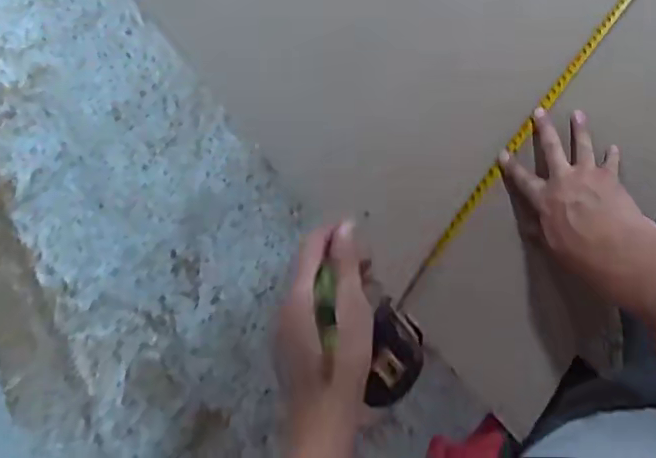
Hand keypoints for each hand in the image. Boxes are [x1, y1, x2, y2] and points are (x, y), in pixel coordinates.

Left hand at [276, 221, 371, 457]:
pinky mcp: (291, 344)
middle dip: (340, 255)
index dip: (335, 231)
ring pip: (311, 285)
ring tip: (367, 286)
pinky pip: (309, 305)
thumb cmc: (342, 367)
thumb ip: (347, 267)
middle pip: (310, 264)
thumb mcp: (353, 311)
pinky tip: (352, 312)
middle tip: (371, 265)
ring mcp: (285, 327)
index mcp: (298, 295)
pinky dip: (330, 297)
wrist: (321, 427)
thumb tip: (345, 227)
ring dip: (337, 277)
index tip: (362, 232)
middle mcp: (284, 306)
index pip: (311, 245)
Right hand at [499, 108, 655, 297]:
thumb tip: (531, 225)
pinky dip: (611, 154)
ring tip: (578, 113)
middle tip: (540, 111)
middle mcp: (564, 180)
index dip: (512, 167)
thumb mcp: (554, 248)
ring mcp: (587, 174)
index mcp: (546, 199)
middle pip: (551, 148)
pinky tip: (613, 148)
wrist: (617, 248)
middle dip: (544, 129)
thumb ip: (543, 231)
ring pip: (581, 145)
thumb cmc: (582, 255)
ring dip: (579, 128)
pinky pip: (610, 162)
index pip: (523, 180)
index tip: (504, 153)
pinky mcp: (609, 176)